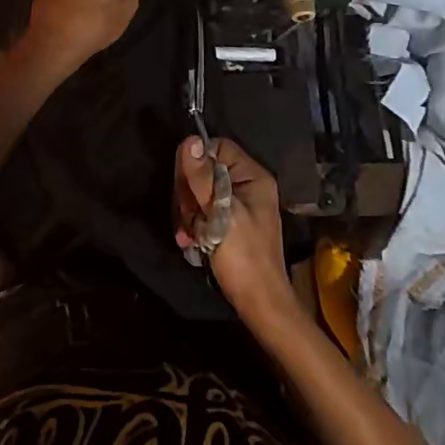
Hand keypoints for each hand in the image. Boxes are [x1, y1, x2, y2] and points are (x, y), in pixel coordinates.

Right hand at [174, 137, 292, 323]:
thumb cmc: (243, 256)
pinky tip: (188, 241)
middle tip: (188, 217)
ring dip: (188, 212)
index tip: (186, 186)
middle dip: (189, 193)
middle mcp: (247, 185)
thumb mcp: (219, 213)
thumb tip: (190, 140)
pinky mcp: (230, 223)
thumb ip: (202, 177)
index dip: (196, 162)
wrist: (259, 305)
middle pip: (205, 169)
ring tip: (188, 235)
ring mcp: (239, 205)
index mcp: (253, 176)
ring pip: (199, 191)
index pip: (217, 147)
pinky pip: (203, 210)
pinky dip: (193, 224)